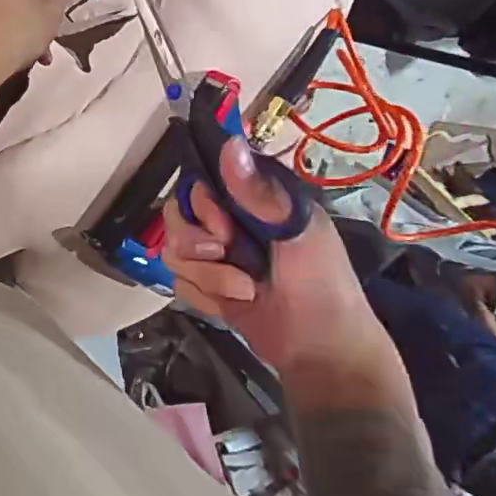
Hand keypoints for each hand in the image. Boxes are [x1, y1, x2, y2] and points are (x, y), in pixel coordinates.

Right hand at [160, 137, 379, 372]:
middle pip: (176, 215)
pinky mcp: (204, 283)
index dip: (201, 205)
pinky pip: (177, 280)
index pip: (199, 181)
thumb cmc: (321, 285)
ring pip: (173, 251)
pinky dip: (204, 296)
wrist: (320, 351)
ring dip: (207, 277)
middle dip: (197, 244)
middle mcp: (228, 220)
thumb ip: (260, 193)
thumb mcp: (299, 233)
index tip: (223, 228)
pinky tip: (232, 305)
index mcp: (253, 198)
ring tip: (243, 291)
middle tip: (226, 257)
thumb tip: (231, 143)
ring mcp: (214, 253)